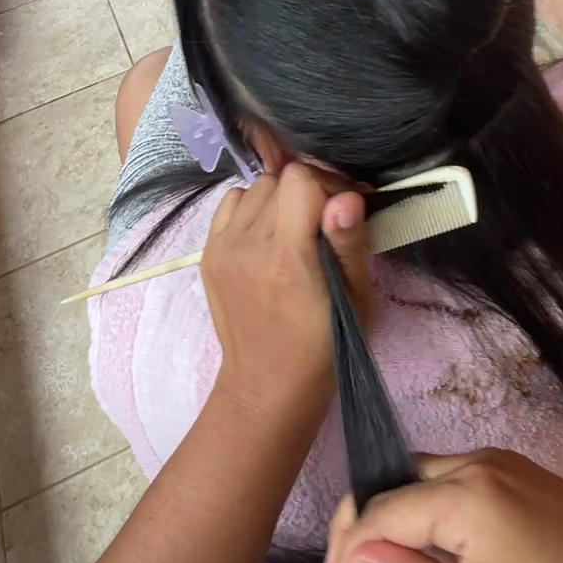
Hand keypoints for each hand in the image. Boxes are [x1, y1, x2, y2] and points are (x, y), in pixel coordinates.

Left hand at [202, 165, 370, 421]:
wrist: (266, 384)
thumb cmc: (324, 345)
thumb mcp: (355, 299)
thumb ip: (349, 242)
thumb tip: (347, 196)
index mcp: (286, 258)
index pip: (302, 179)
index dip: (330, 185)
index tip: (346, 210)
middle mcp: (247, 246)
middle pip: (279, 178)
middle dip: (309, 191)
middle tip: (325, 222)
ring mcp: (221, 248)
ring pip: (255, 187)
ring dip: (281, 199)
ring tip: (296, 231)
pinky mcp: (207, 253)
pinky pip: (232, 203)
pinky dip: (253, 208)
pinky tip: (268, 236)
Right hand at [323, 450, 562, 562]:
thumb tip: (358, 562)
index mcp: (470, 498)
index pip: (381, 514)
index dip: (348, 555)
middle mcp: (479, 461)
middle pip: (394, 481)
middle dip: (362, 525)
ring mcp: (502, 460)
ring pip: (421, 476)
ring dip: (394, 516)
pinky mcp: (519, 469)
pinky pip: (452, 478)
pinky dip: (427, 509)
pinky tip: (428, 550)